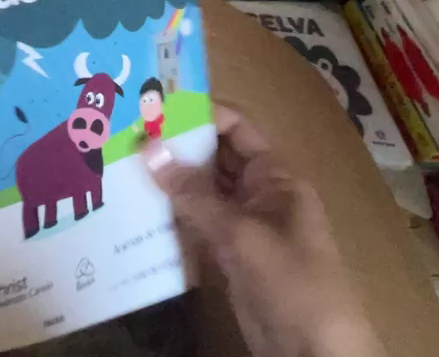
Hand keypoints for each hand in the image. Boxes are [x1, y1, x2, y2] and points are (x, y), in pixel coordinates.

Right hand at [142, 108, 385, 356]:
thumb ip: (192, 192)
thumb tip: (147, 147)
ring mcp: (242, 223)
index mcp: (274, 176)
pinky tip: (137, 205)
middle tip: (127, 132)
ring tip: (122, 162)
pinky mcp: (228, 252)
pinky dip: (171, 211)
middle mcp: (257, 192)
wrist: (316, 355)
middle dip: (176, 145)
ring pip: (200, 188)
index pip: (234, 128)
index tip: (155, 106)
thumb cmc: (291, 279)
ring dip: (168, 178)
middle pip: (212, 156)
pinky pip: (195, 219)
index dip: (199, 113)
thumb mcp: (240, 232)